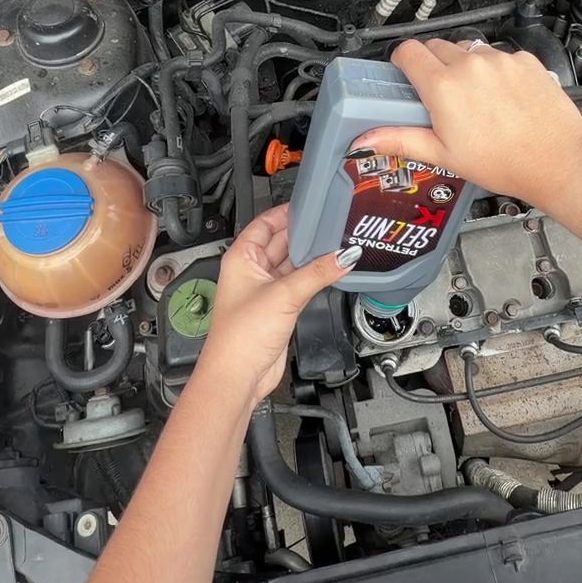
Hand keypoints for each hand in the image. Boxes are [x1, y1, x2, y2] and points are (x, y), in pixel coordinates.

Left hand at [199, 205, 358, 403]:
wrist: (238, 376)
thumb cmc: (239, 337)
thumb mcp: (284, 295)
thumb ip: (317, 273)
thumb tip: (343, 255)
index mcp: (241, 257)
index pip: (264, 223)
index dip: (285, 213)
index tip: (308, 206)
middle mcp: (251, 270)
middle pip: (281, 242)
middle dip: (304, 236)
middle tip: (329, 227)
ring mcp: (265, 289)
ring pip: (291, 263)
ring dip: (310, 258)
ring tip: (334, 247)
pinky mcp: (277, 307)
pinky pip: (298, 283)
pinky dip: (313, 277)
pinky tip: (329, 272)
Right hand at [356, 38, 581, 210]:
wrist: (558, 161)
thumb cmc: (505, 162)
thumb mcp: (444, 155)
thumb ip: (401, 140)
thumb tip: (366, 139)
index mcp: (444, 86)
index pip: (407, 52)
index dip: (402, 61)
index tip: (405, 73)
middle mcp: (470, 64)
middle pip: (436, 46)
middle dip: (432, 65)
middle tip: (438, 94)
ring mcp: (500, 60)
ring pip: (468, 50)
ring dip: (463, 66)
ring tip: (473, 98)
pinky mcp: (524, 60)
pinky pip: (498, 56)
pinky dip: (493, 70)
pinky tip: (500, 97)